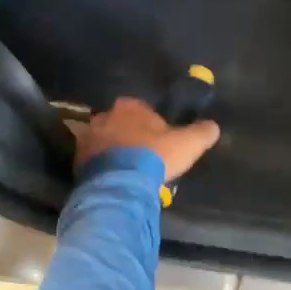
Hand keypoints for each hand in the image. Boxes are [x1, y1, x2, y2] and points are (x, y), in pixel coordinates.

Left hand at [73, 97, 219, 181]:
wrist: (120, 183)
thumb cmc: (156, 155)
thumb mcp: (190, 142)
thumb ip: (203, 131)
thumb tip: (212, 126)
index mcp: (130, 106)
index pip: (144, 109)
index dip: (156, 125)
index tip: (164, 140)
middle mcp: (104, 116)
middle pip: (123, 124)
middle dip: (134, 136)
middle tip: (148, 156)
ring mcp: (88, 137)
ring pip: (108, 141)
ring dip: (118, 152)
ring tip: (133, 171)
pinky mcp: (78, 160)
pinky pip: (96, 160)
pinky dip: (106, 167)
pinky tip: (120, 180)